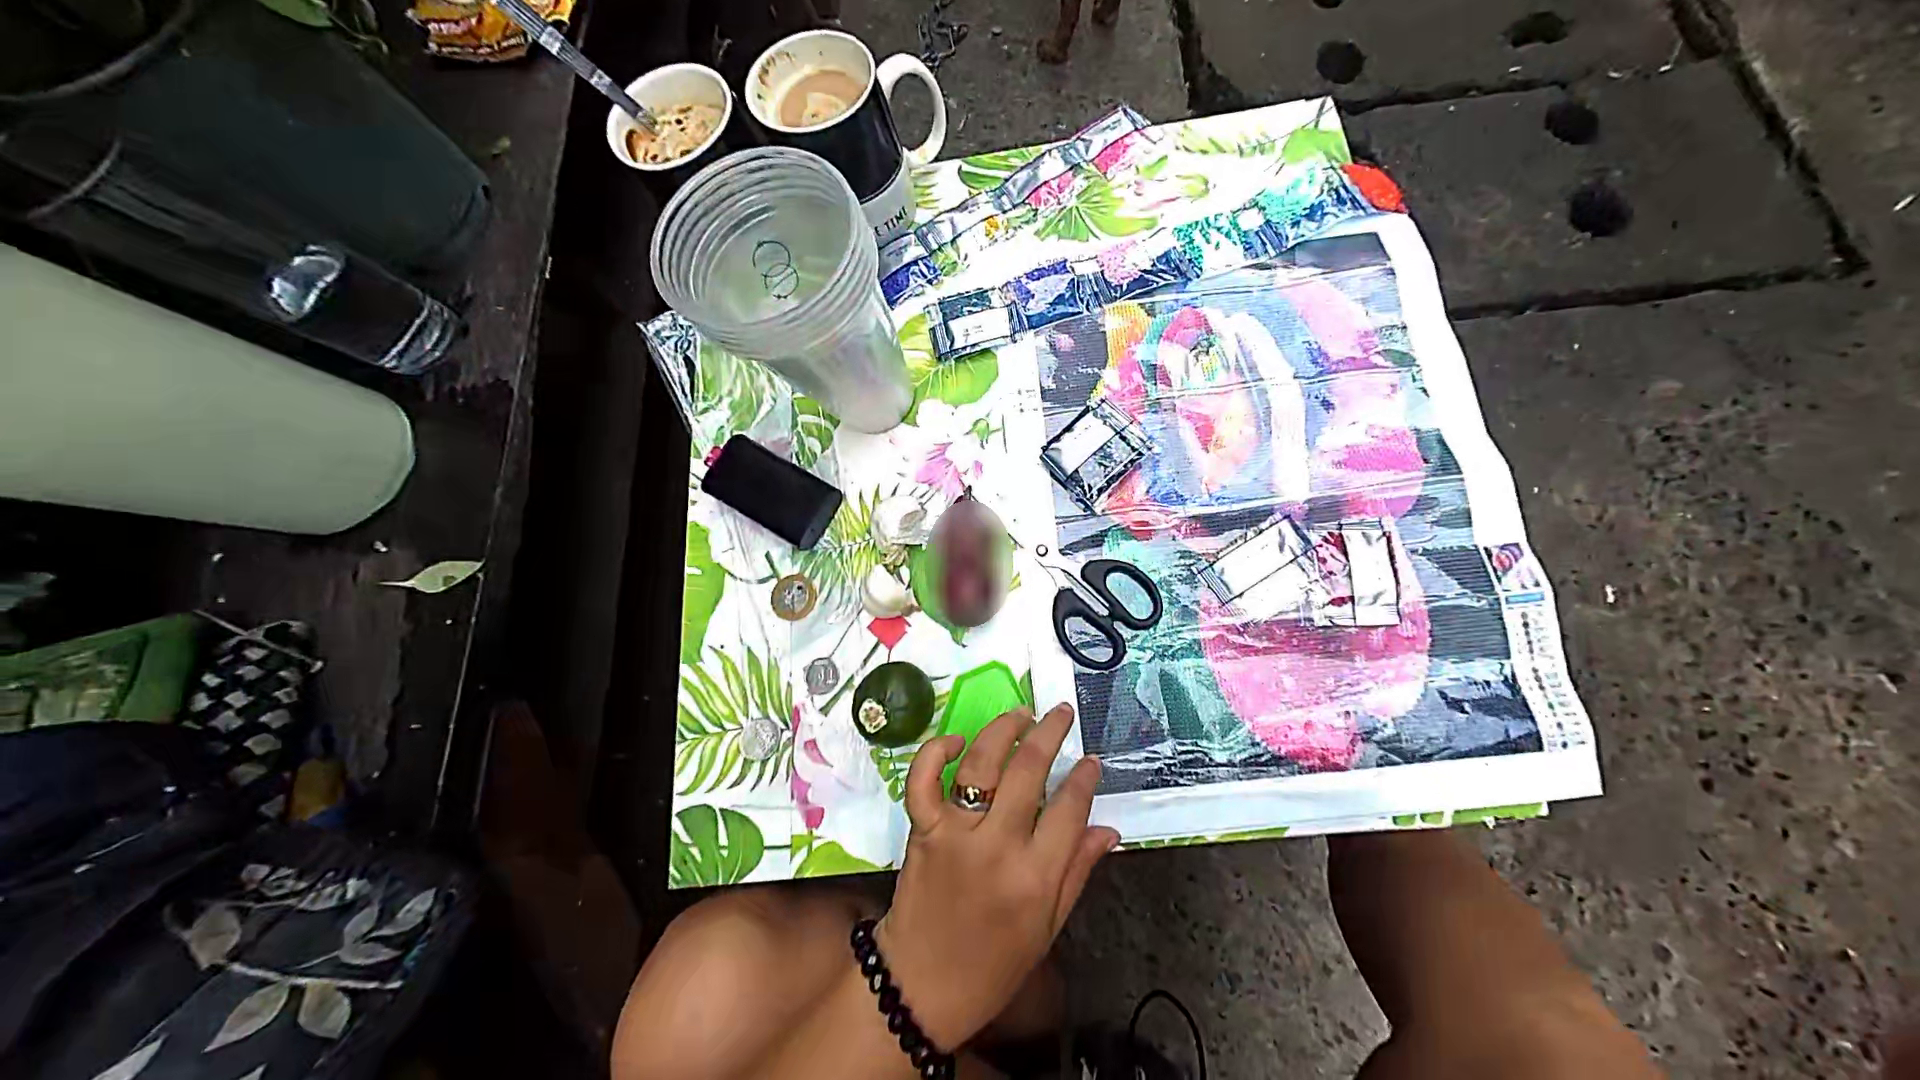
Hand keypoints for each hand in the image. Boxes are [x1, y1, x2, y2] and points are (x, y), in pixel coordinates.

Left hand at [874, 703, 1118, 1051]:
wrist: (921, 985)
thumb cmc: (993, 965)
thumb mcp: (1048, 928)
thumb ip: (1077, 872)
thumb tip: (1108, 829)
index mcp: (1035, 877)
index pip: (1069, 809)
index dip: (1084, 777)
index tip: (1090, 760)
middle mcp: (996, 846)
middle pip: (1029, 772)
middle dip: (1050, 734)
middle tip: (1061, 713)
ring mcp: (954, 833)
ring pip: (982, 764)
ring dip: (1004, 730)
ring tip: (1022, 713)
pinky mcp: (921, 829)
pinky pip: (924, 780)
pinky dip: (937, 753)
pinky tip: (957, 740)